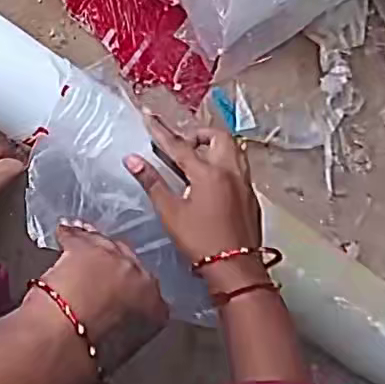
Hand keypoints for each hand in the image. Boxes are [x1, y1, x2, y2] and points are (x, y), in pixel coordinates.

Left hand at [31, 222, 167, 374]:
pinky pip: (77, 236)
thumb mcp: (122, 346)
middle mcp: (140, 277)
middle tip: (101, 265)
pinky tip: (63, 231)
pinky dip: (68, 235)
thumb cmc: (95, 352)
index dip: (131, 285)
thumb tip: (112, 330)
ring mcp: (113, 259)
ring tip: (83, 240)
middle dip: (116, 261)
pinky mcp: (84, 248)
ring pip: (104, 244)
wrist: (70, 339)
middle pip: (129, 261)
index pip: (148, 290)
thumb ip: (124, 328)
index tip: (120, 286)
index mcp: (155, 308)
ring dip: (94, 244)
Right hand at [125, 115, 306, 381]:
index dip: (160, 129)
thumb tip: (133, 160)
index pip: (179, 144)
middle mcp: (230, 172)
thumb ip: (152, 182)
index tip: (148, 115)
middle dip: (197, 134)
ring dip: (214, 146)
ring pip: (233, 150)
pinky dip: (223, 162)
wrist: (236, 268)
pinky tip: (210, 179)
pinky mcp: (251, 196)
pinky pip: (238, 166)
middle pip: (217, 137)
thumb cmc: (199, 241)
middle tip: (180, 143)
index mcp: (208, 173)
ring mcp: (244, 184)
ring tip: (196, 157)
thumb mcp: (170, 212)